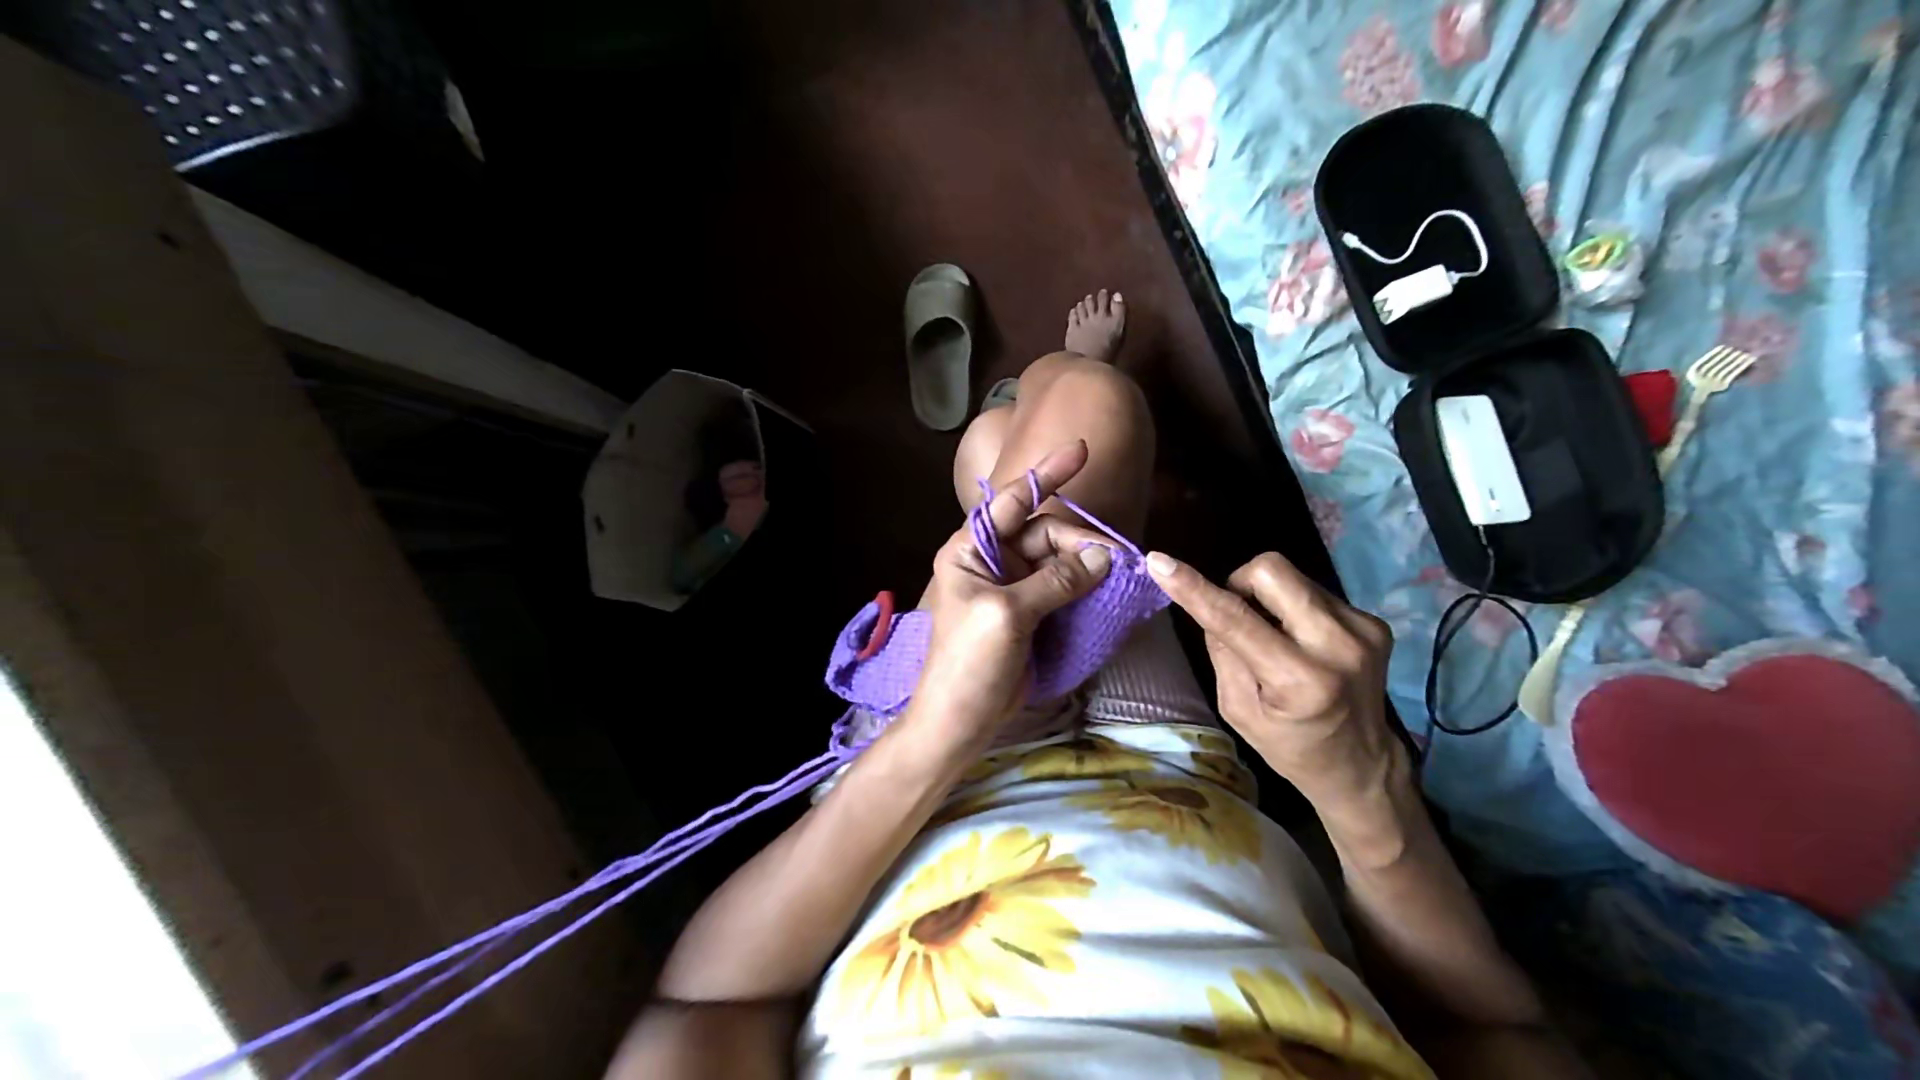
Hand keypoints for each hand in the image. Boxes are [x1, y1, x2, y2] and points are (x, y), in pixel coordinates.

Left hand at [910, 441, 1114, 746]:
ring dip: (1088, 562)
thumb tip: (1103, 557)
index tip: (1082, 450)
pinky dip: (1084, 585)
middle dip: (1081, 539)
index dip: (1046, 475)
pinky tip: (1108, 587)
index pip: (1012, 502)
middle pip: (1044, 533)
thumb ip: (1055, 581)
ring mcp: (1011, 587)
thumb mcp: (1009, 615)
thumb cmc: (969, 662)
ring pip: (1057, 560)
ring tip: (1122, 573)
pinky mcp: (1028, 612)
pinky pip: (1062, 587)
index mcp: (970, 550)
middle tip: (1120, 560)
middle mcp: (990, 561)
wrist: (959, 720)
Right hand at [1146, 550, 1403, 814]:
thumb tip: (1209, 601)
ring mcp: (1361, 629)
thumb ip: (1223, 652)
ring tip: (1273, 636)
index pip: (1233, 619)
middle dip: (1239, 583)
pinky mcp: (1372, 621)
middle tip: (1235, 613)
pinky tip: (1299, 640)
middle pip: (1271, 571)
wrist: (1363, 765)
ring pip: (1292, 576)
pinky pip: (1312, 590)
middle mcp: (1338, 645)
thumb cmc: (1289, 745)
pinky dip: (1291, 607)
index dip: (1193, 588)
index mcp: (1299, 680)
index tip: (1159, 562)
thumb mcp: (1238, 708)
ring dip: (1267, 597)